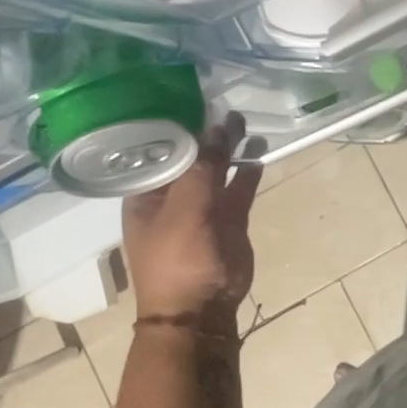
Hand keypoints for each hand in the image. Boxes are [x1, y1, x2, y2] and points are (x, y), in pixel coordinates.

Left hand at [120, 113, 263, 323]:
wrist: (201, 310)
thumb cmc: (178, 259)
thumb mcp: (187, 208)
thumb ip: (204, 167)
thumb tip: (220, 125)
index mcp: (146, 194)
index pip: (160, 150)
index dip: (178, 125)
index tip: (196, 96)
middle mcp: (172, 197)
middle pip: (192, 156)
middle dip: (208, 133)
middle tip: (227, 104)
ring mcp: (202, 208)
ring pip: (218, 170)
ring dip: (230, 148)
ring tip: (247, 121)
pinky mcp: (229, 220)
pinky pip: (239, 187)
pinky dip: (249, 170)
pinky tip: (259, 149)